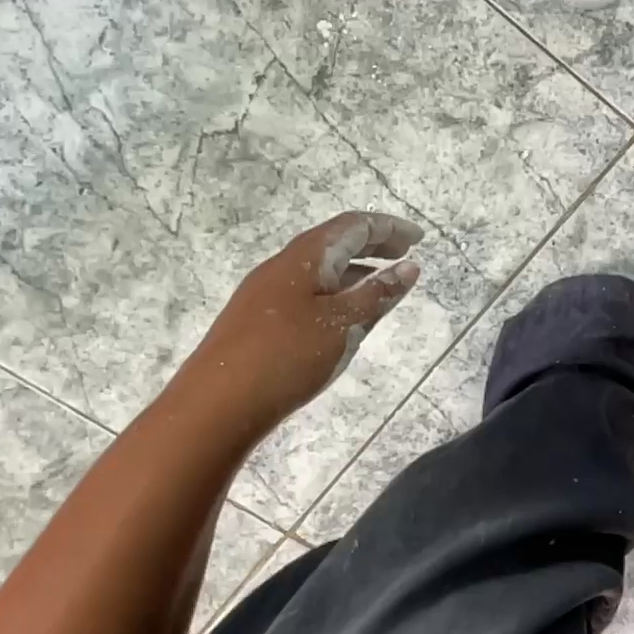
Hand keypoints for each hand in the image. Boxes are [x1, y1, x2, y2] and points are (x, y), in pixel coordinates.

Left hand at [165, 211, 422, 439]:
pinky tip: (348, 312)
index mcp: (304, 259)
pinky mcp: (259, 319)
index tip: (419, 238)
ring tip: (385, 283)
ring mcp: (266, 293)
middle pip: (334, 242)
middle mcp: (282, 268)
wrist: (215, 406)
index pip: (352, 226)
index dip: (388, 228)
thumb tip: (410, 267)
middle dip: (373, 244)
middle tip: (406, 253)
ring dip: (356, 268)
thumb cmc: (288, 356)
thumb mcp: (346, 324)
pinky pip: (308, 289)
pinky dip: (337, 289)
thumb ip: (379, 293)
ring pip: (320, 268)